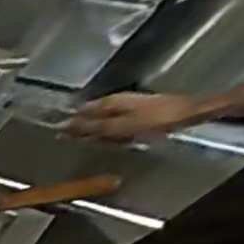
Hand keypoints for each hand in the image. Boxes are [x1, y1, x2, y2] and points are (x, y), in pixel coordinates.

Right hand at [65, 92, 201, 141]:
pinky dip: (107, 130)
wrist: (192, 112)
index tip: (51, 135)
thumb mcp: (116, 126)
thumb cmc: (152, 120)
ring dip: (93, 130)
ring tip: (87, 142)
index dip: (64, 123)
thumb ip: (88, 127)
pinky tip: (108, 138)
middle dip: (78, 127)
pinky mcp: (139, 110)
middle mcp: (116, 100)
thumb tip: (60, 126)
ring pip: (101, 118)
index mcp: (108, 102)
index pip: (77, 112)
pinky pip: (114, 121)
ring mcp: (129, 104)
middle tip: (66, 141)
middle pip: (89, 114)